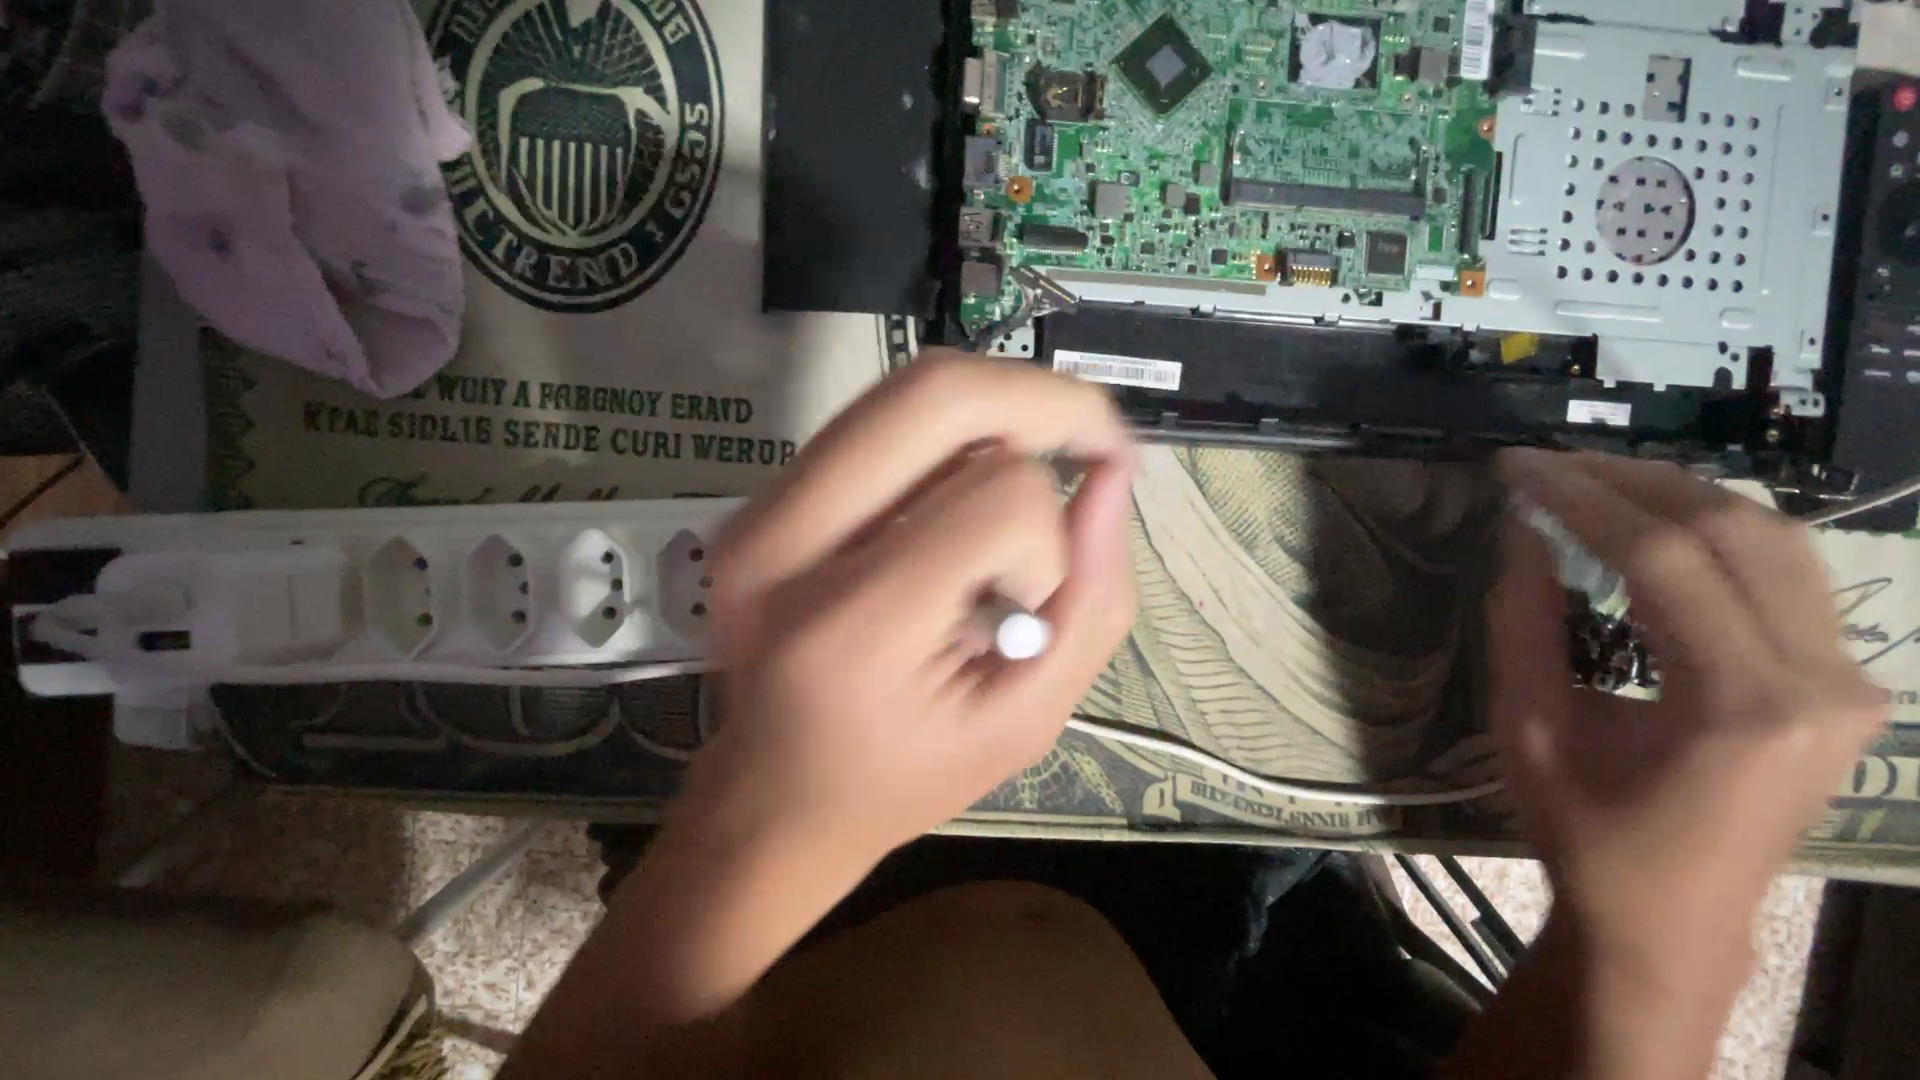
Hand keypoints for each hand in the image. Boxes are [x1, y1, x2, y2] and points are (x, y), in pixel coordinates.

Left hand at [688, 354, 1137, 867]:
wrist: (774, 792)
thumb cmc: (903, 774)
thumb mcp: (1025, 723)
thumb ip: (1091, 603)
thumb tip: (1112, 477)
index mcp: (852, 626)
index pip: (996, 500)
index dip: (1050, 541)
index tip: (1035, 600)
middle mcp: (785, 543)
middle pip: (936, 394)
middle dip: (1046, 403)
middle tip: (1097, 444)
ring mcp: (760, 508)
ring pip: (908, 388)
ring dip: (999, 416)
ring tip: (1036, 473)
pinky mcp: (761, 495)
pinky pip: (879, 418)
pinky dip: (951, 433)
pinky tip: (970, 485)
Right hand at [1491, 450, 1887, 968]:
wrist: (1671, 919)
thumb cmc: (1586, 833)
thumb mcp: (1530, 730)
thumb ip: (1525, 625)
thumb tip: (1523, 534)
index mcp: (1740, 704)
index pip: (1668, 557)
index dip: (1584, 498)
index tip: (1519, 468)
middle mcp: (1821, 683)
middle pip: (1739, 531)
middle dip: (1632, 481)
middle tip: (1549, 464)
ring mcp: (1848, 682)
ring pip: (1776, 540)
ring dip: (1677, 496)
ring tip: (1591, 481)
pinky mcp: (1843, 684)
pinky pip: (1784, 575)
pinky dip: (1711, 533)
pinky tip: (1649, 524)